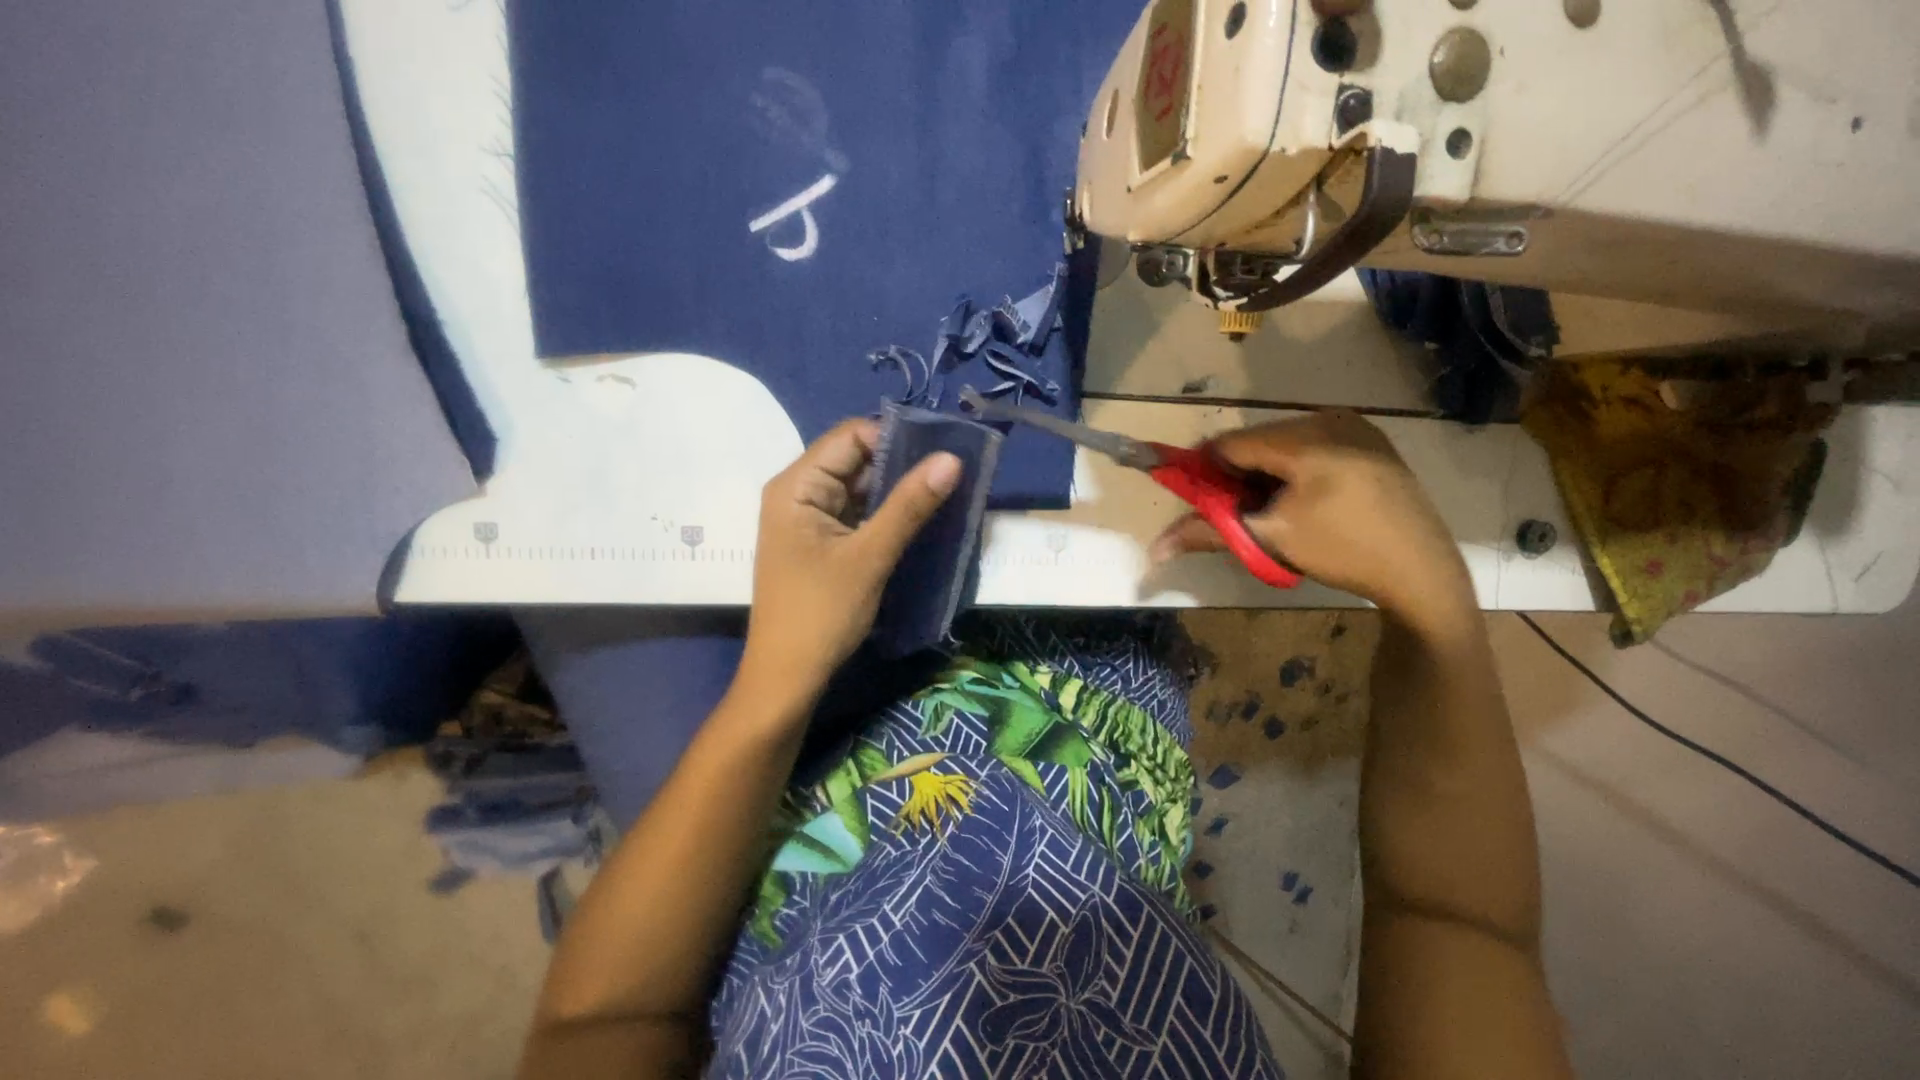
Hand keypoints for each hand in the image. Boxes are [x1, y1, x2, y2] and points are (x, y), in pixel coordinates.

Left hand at [739, 418, 960, 700]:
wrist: (787, 677)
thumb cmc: (821, 614)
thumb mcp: (870, 557)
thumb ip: (909, 505)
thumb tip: (951, 459)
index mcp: (796, 486)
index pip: (850, 436)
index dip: (896, 439)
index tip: (942, 454)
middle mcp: (797, 493)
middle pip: (856, 459)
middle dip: (902, 465)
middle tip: (953, 475)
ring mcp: (808, 519)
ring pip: (860, 488)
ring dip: (898, 492)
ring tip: (946, 494)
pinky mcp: (820, 542)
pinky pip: (857, 514)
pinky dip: (886, 515)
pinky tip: (921, 520)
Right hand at [1150, 410, 1470, 618]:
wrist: (1421, 571)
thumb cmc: (1343, 552)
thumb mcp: (1272, 541)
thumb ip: (1210, 533)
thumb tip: (1155, 548)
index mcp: (1307, 438)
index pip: (1233, 442)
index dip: (1207, 469)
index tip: (1199, 498)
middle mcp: (1332, 420)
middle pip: (1260, 440)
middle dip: (1240, 473)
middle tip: (1237, 512)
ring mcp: (1358, 428)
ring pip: (1287, 444)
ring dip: (1267, 472)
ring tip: (1271, 510)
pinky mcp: (1374, 443)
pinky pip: (1316, 447)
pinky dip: (1297, 469)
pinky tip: (1303, 502)